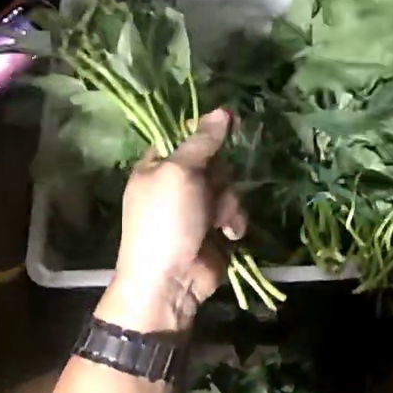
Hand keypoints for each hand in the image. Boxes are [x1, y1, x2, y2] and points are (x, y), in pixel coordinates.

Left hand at [99, 108, 247, 333]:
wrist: (169, 282)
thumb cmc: (166, 222)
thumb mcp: (180, 174)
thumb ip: (202, 142)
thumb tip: (222, 110)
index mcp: (157, 166)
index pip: (183, 137)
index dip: (205, 132)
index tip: (228, 124)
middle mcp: (177, 184)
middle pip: (214, 161)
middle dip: (220, 176)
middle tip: (212, 188)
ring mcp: (196, 208)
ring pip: (228, 187)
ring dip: (229, 203)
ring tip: (219, 222)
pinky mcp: (215, 229)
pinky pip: (235, 212)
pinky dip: (234, 222)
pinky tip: (229, 234)